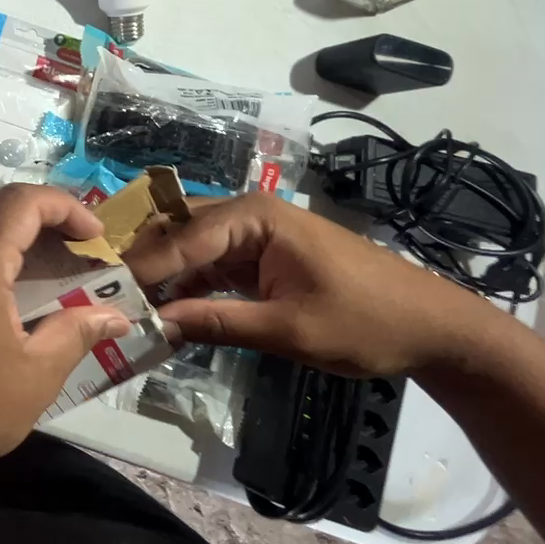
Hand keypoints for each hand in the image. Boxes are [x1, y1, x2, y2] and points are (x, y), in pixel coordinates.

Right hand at [123, 193, 497, 376]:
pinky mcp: (254, 252)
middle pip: (171, 229)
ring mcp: (249, 230)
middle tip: (102, 291)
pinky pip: (203, 260)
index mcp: (253, 216)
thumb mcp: (291, 330)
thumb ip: (217, 323)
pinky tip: (162, 306)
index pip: (178, 238)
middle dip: (139, 261)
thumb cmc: (371, 323)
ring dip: (157, 273)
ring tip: (123, 301)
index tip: (102, 292)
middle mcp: (244, 212)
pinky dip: (181, 283)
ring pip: (182, 244)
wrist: (442, 332)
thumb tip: (154, 324)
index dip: (140, 268)